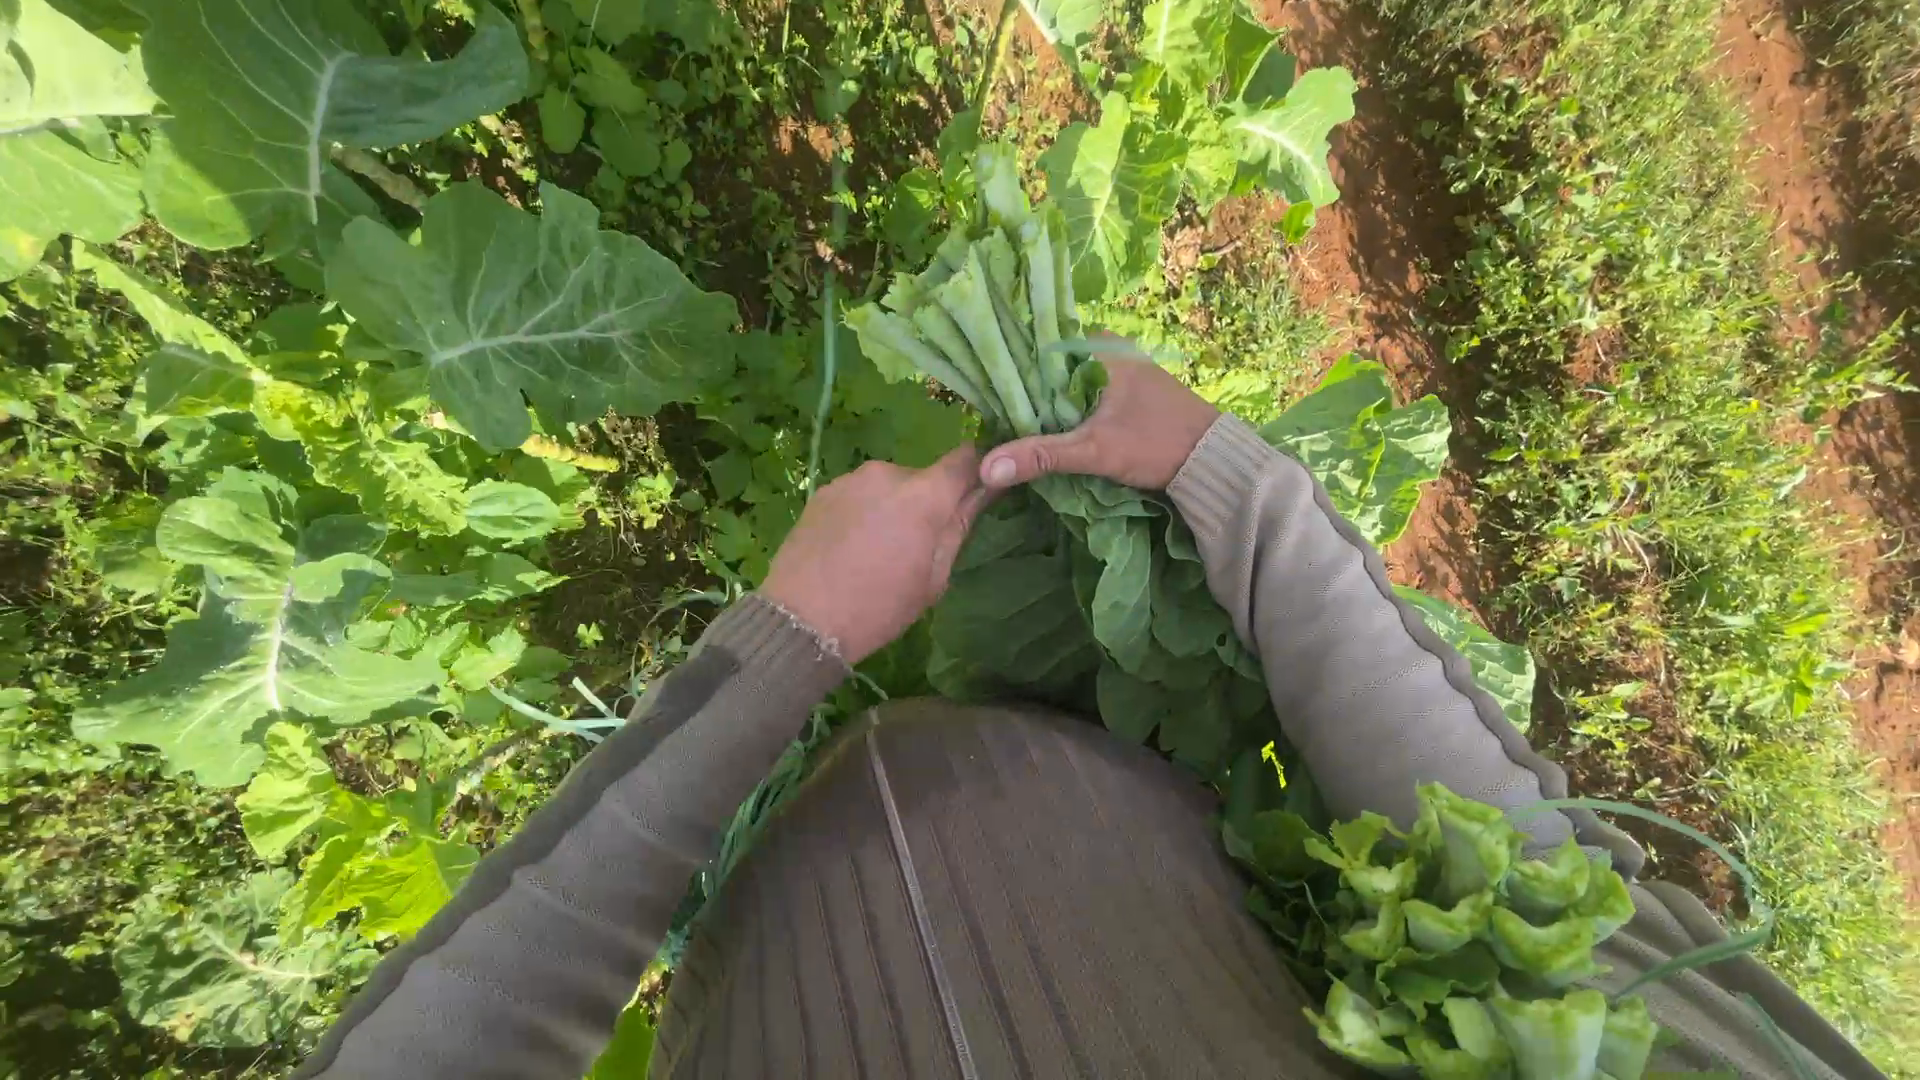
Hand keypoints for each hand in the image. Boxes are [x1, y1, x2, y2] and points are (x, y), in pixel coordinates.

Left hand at [760, 446, 989, 663]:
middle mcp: (887, 473)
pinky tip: (849, 548)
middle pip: (923, 478)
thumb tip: (982, 493)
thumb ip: (958, 528)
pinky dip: (863, 512)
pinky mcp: (822, 492)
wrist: (801, 620)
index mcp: (924, 495)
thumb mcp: (934, 579)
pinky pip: (858, 495)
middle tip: (914, 547)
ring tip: (876, 551)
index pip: (965, 460)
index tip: (975, 493)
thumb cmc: (879, 607)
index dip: (977, 471)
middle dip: (927, 503)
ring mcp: (850, 480)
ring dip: (891, 508)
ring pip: (888, 487)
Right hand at [977, 343, 1219, 490]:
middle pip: (1045, 370)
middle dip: (1021, 395)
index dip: (1004, 373)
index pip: (1033, 348)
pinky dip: (1062, 413)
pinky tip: (1042, 432)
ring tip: (1006, 427)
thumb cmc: (1156, 443)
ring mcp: (1114, 369)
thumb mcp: (1094, 450)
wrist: (1213, 460)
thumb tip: (986, 470)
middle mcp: (1103, 348)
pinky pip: (1078, 397)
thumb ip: (1040, 456)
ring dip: (1040, 407)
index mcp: (1095, 345)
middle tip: (988, 419)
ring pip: (1061, 386)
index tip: (979, 395)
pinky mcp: (1122, 392)